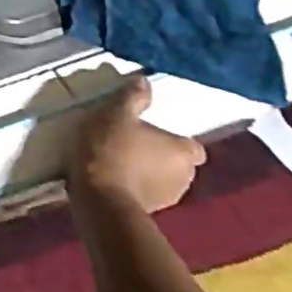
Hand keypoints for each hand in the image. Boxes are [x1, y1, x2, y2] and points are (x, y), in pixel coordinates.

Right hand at [71, 77, 205, 213]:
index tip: (148, 132)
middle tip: (128, 142)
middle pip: (177, 162)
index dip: (172, 139)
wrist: (101, 195)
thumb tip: (145, 81)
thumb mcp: (115, 113)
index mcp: (183, 151)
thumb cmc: (112, 148)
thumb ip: (132, 97)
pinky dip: (135, 185)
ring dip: (146, 170)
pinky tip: (111, 176)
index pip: (191, 145)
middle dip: (158, 154)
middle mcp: (187, 176)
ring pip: (163, 178)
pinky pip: (146, 192)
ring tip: (116, 160)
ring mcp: (171, 197)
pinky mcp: (152, 210)